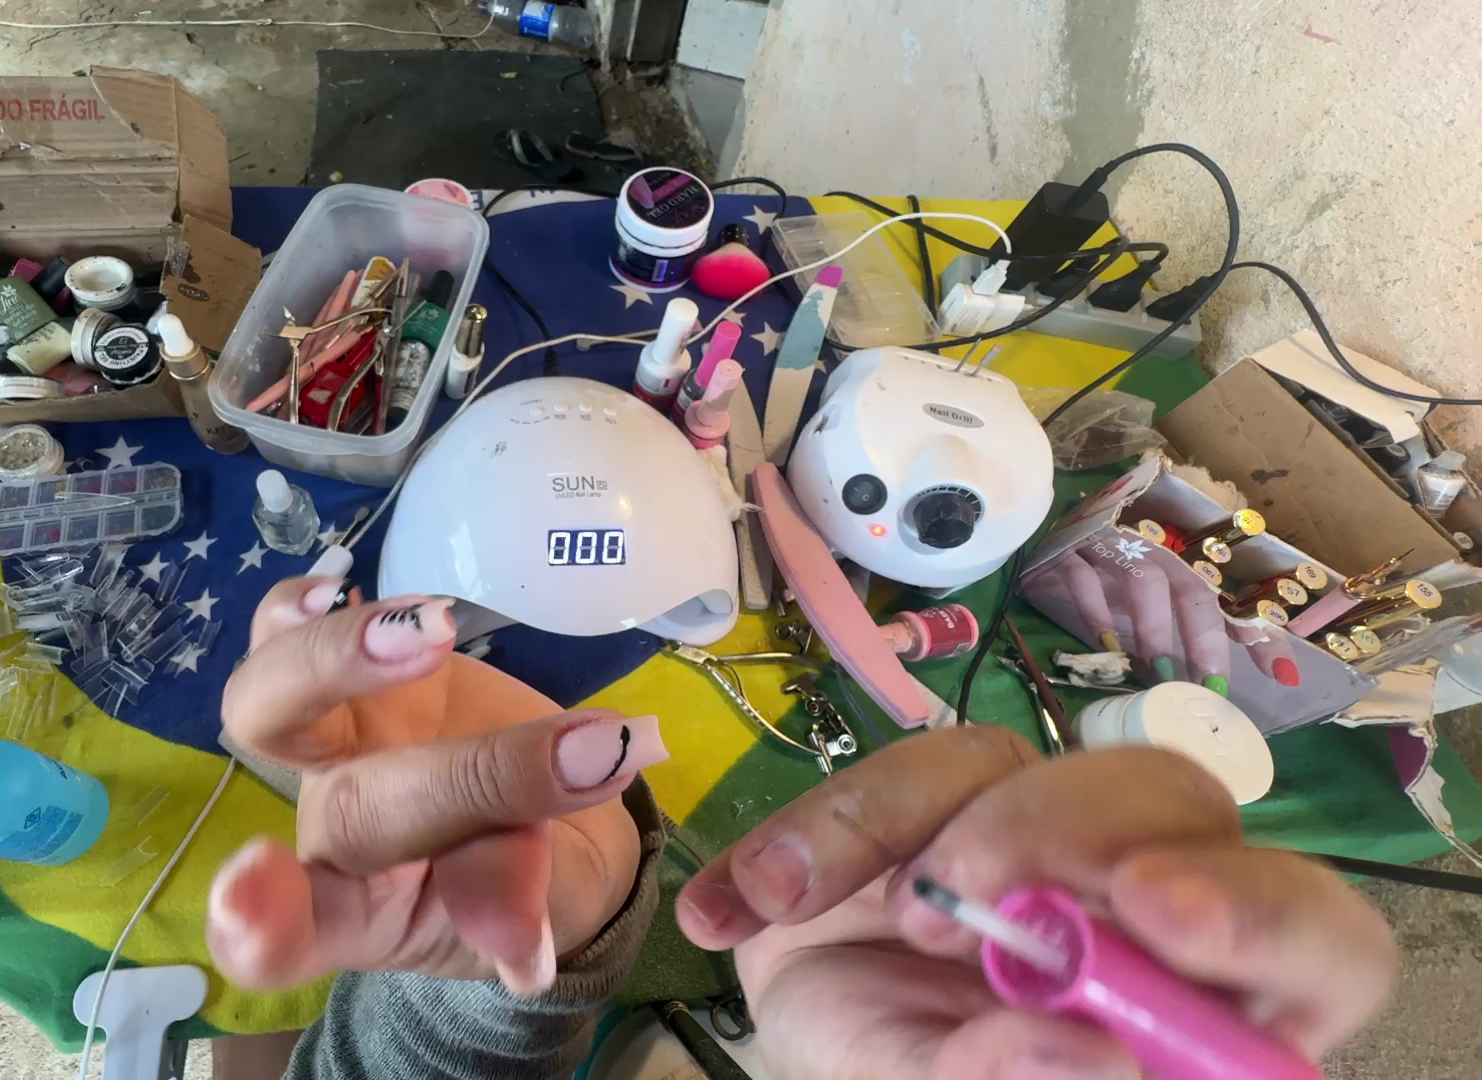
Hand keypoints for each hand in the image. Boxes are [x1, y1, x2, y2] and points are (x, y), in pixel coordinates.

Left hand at [206, 577, 665, 994]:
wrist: (552, 810)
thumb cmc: (543, 875)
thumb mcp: (546, 903)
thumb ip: (522, 901)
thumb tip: (519, 937)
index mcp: (366, 908)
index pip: (296, 930)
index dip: (263, 920)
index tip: (248, 894)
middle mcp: (334, 821)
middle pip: (299, 772)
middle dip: (363, 727)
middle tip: (439, 643)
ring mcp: (341, 741)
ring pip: (273, 690)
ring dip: (333, 648)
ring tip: (427, 619)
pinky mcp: (361, 676)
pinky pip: (299, 630)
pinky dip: (309, 607)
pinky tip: (343, 581)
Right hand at [676, 727, 1395, 1078]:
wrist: (806, 1040)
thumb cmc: (889, 1078)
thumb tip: (1082, 1050)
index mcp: (1187, 994)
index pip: (1297, 923)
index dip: (1247, 904)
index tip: (1151, 909)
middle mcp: (1110, 884)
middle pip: (1141, 789)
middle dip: (1033, 829)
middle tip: (928, 905)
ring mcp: (1001, 820)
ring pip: (975, 760)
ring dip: (867, 825)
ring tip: (784, 902)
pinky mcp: (905, 792)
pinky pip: (854, 775)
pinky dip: (778, 837)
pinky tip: (722, 909)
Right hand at [1027, 546, 1298, 689]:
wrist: (1036, 538)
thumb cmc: (1096, 571)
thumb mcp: (1146, 597)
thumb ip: (1186, 620)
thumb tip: (1242, 666)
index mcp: (1172, 563)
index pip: (1228, 599)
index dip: (1257, 634)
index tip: (1283, 677)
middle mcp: (1147, 551)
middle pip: (1190, 588)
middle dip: (1203, 637)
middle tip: (1207, 683)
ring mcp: (1105, 548)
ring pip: (1142, 581)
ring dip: (1155, 629)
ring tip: (1157, 671)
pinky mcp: (1065, 551)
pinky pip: (1083, 579)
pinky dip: (1096, 611)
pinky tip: (1104, 643)